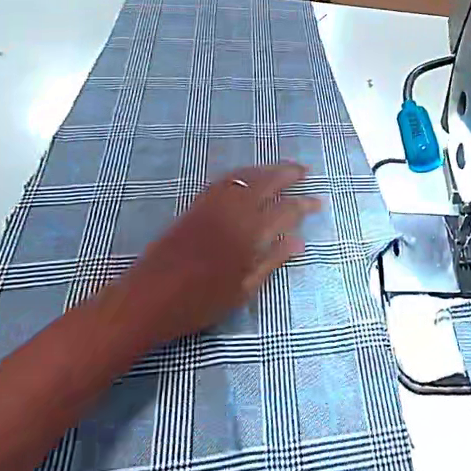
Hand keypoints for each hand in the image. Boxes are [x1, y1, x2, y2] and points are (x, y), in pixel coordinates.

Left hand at [115, 163, 318, 344]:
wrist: (151, 295)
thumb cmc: (201, 301)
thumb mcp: (244, 289)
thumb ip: (272, 261)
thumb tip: (298, 242)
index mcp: (251, 232)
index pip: (286, 210)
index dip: (305, 205)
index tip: (319, 202)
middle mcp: (235, 210)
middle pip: (267, 181)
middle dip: (288, 173)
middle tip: (305, 170)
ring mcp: (214, 203)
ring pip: (246, 176)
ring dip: (266, 169)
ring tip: (282, 169)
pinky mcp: (196, 204)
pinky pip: (226, 180)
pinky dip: (243, 174)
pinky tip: (248, 177)